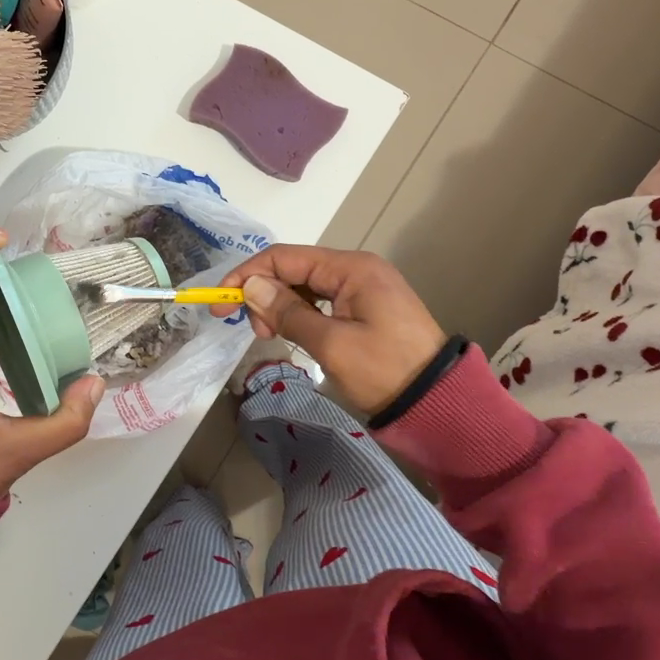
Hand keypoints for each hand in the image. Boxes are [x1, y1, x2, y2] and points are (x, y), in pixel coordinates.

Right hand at [215, 245, 445, 416]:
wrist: (438, 402)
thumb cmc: (384, 370)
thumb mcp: (331, 343)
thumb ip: (287, 312)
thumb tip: (251, 287)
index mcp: (351, 268)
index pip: (284, 257)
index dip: (247, 276)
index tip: (221, 302)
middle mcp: (356, 269)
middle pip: (293, 269)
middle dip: (264, 294)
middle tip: (253, 331)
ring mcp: (363, 288)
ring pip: (304, 286)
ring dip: (279, 306)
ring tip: (270, 336)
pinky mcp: (365, 308)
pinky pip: (320, 301)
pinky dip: (299, 314)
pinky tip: (290, 333)